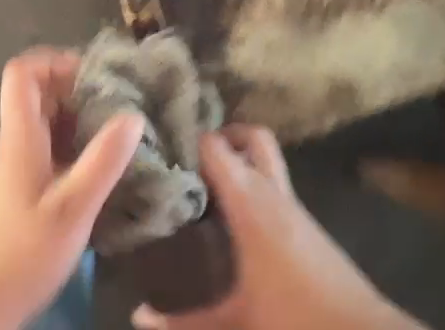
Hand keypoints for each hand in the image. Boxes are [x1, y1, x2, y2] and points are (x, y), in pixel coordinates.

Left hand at [0, 48, 145, 329]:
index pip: (21, 72)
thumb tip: (133, 114)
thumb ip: (103, 160)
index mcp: (18, 137)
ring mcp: (12, 166)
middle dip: (77, 90)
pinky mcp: (18, 189)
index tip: (94, 76)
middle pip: (37, 93)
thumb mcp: (73, 209)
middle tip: (118, 105)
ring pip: (44, 122)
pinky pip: (46, 148)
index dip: (54, 61)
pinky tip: (99, 169)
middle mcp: (11, 143)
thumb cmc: (24, 253)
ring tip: (117, 135)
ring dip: (78, 120)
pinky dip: (72, 146)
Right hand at [133, 127, 422, 329]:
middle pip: (251, 137)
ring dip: (238, 160)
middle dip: (223, 135)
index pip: (216, 147)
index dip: (188, 137)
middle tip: (189, 154)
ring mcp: (295, 206)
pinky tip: (231, 214)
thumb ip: (184, 323)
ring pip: (265, 161)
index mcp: (251, 204)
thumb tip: (138, 316)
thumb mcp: (236, 323)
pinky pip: (274, 185)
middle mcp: (274, 193)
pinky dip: (252, 184)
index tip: (159, 140)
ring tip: (200, 180)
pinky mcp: (306, 224)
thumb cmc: (296, 319)